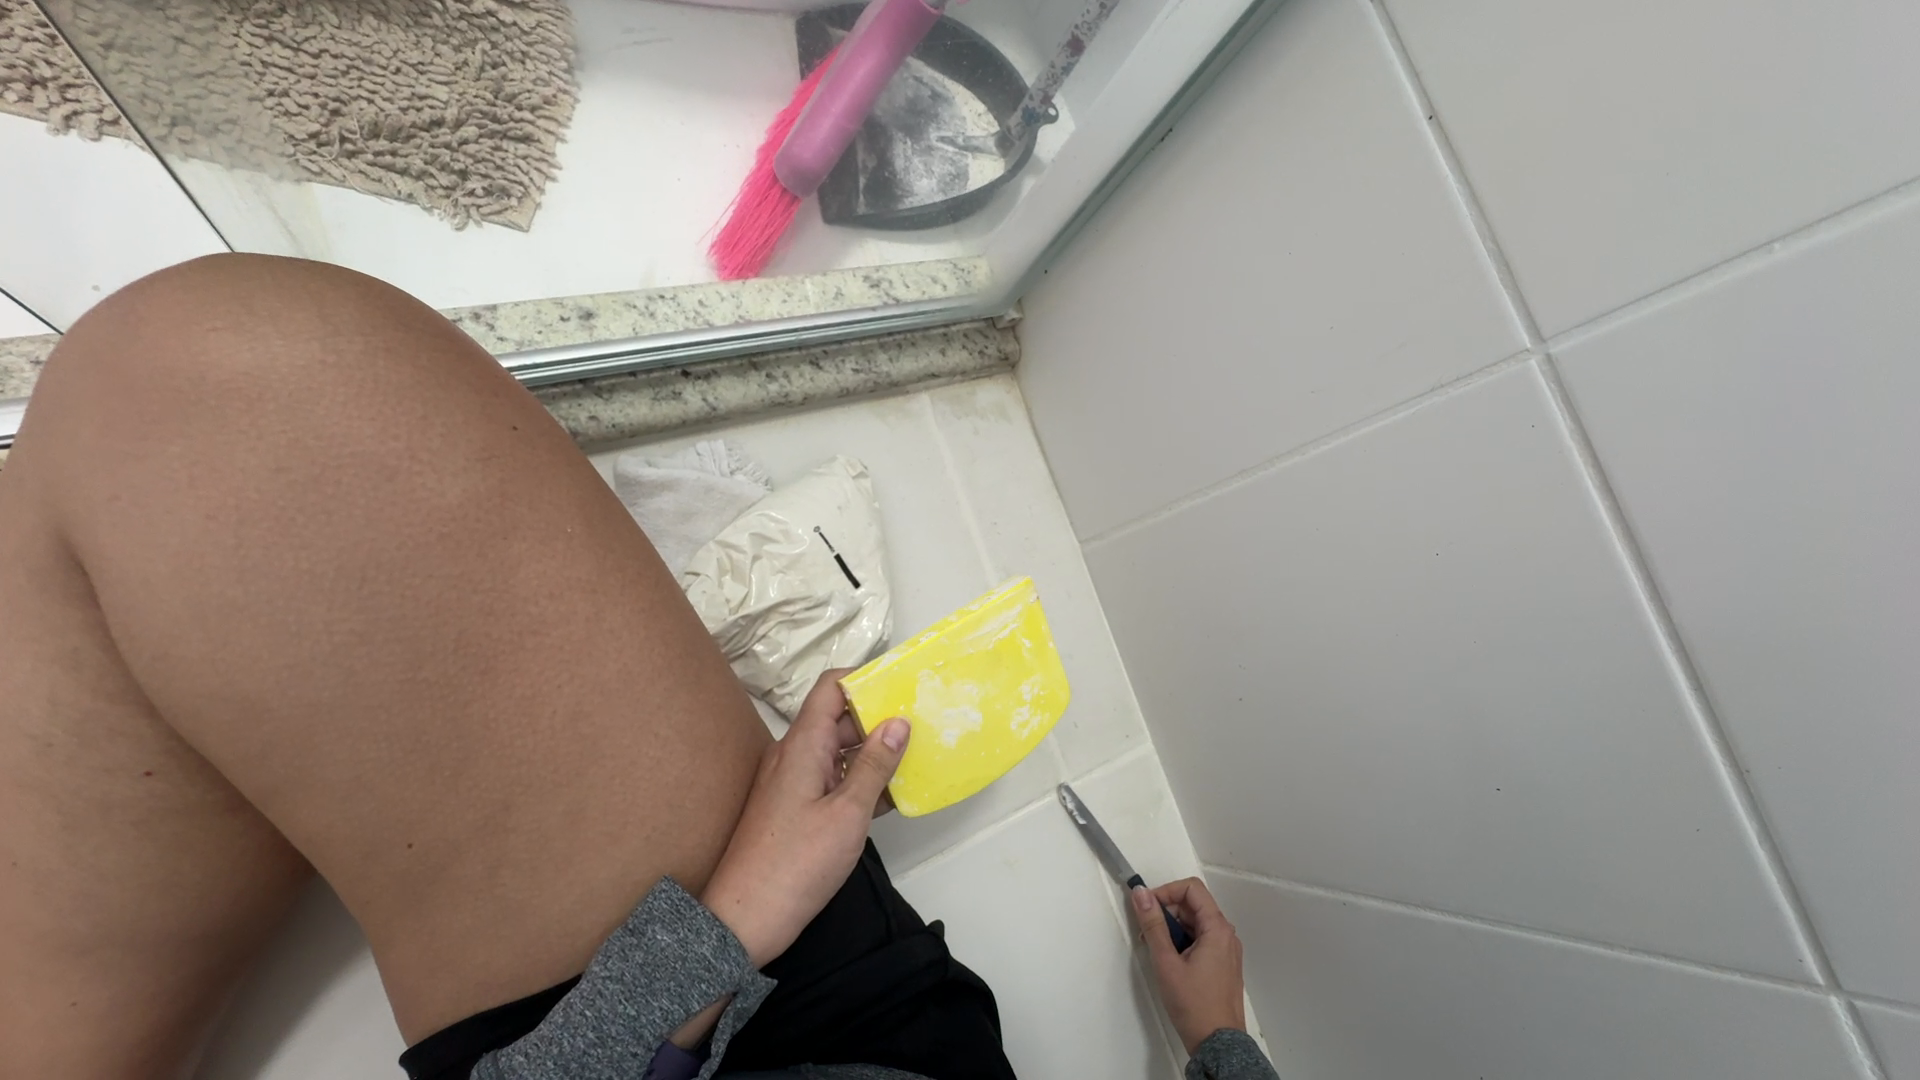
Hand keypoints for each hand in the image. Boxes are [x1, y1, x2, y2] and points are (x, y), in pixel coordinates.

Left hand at [700, 671, 908, 967]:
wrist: (744, 920)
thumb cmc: (796, 863)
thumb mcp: (847, 814)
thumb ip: (874, 766)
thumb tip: (899, 722)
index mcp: (803, 745)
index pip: (831, 688)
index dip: (865, 680)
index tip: (902, 688)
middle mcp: (794, 755)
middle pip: (839, 718)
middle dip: (879, 718)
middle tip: (923, 725)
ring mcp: (792, 782)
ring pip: (838, 751)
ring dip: (873, 753)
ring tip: (917, 758)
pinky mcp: (794, 807)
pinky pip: (831, 778)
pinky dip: (858, 780)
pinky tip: (891, 795)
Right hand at [1132, 877, 1245, 1054]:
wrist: (1217, 1047)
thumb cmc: (1192, 1003)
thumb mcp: (1166, 962)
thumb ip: (1153, 924)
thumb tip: (1140, 892)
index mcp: (1217, 929)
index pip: (1192, 888)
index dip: (1166, 891)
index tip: (1147, 908)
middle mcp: (1226, 935)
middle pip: (1193, 905)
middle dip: (1167, 912)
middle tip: (1146, 933)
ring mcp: (1227, 951)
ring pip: (1196, 923)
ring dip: (1173, 928)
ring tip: (1156, 950)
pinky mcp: (1223, 965)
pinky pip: (1201, 940)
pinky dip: (1183, 942)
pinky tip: (1170, 961)